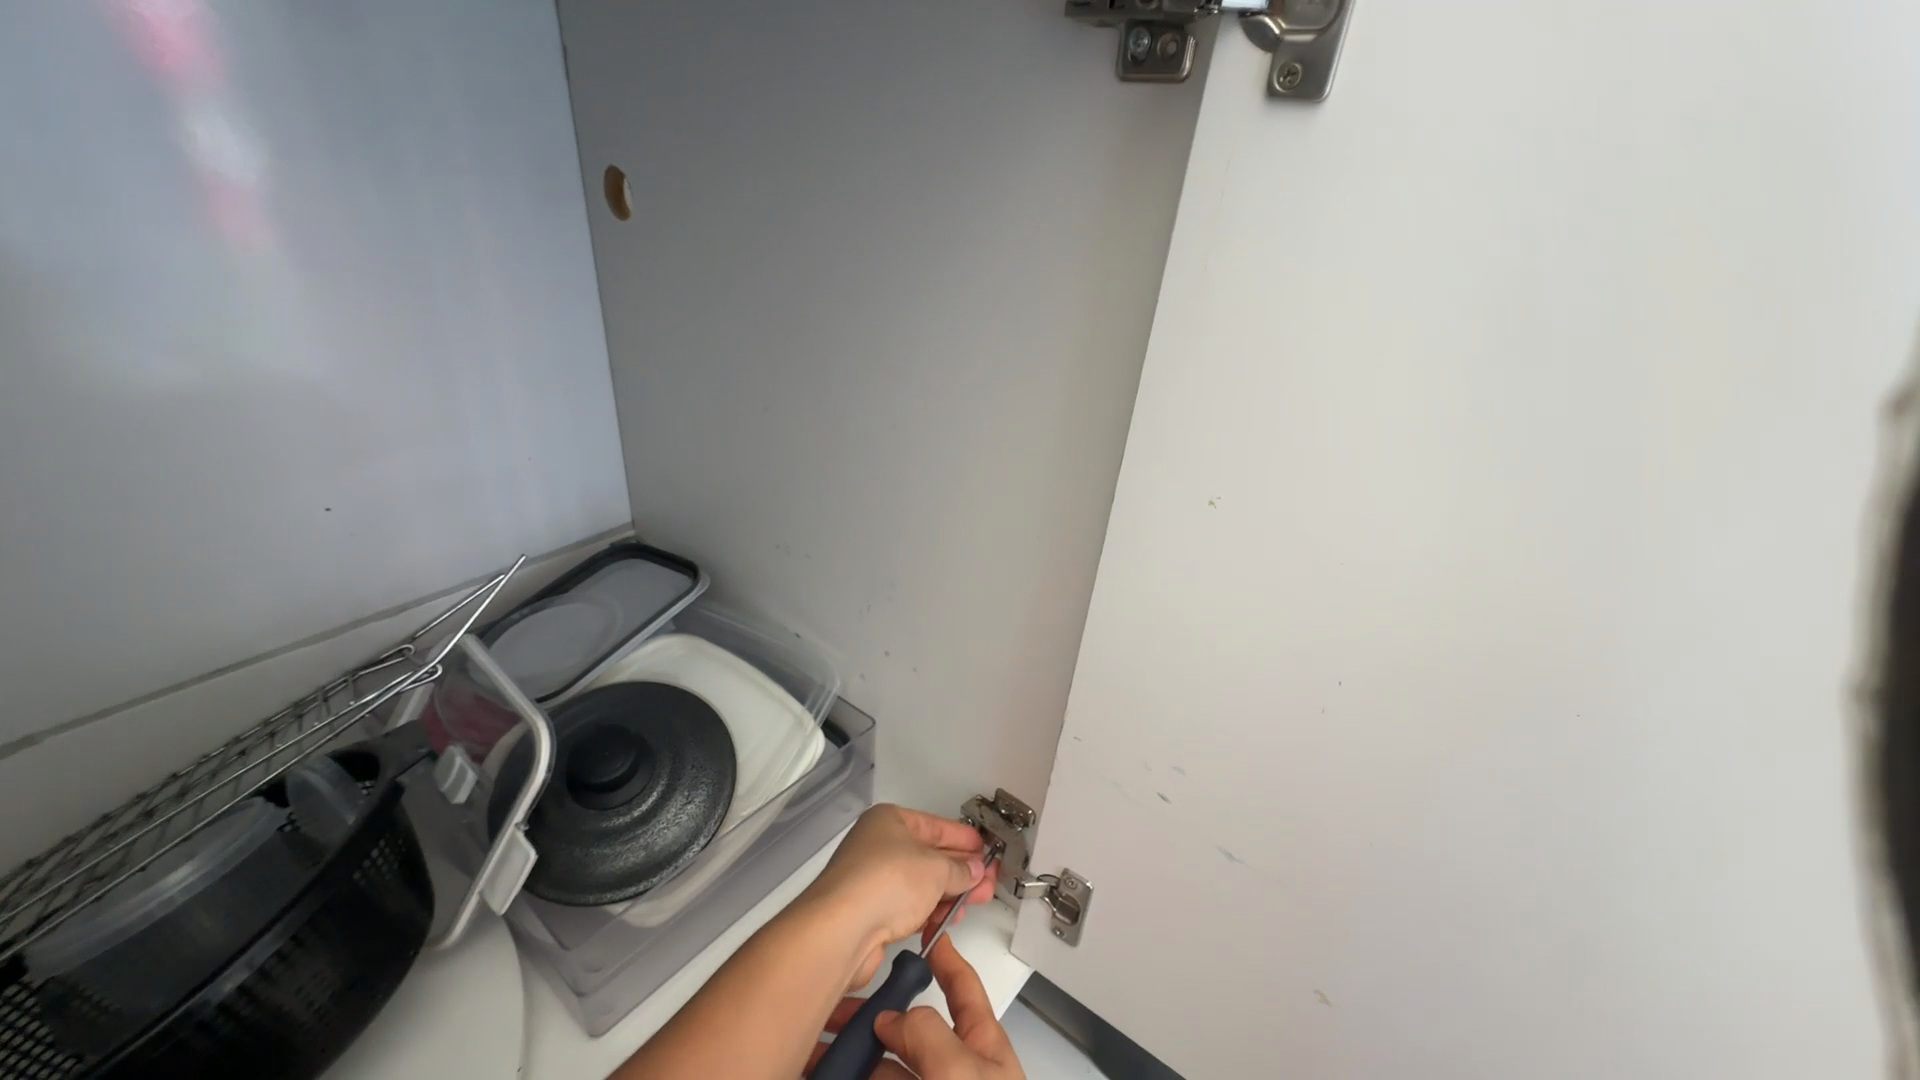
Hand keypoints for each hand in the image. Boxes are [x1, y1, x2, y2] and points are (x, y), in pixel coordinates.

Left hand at [798, 805, 997, 988]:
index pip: (935, 825)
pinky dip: (930, 911)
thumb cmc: (889, 882)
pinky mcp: (870, 912)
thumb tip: (975, 871)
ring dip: (949, 893)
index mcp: (889, 821)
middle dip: (961, 870)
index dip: (963, 838)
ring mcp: (873, 880)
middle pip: (929, 855)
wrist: (842, 929)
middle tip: (989, 882)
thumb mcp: (936, 869)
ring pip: (920, 884)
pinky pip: (909, 907)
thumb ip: (961, 870)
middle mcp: (878, 845)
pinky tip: (949, 919)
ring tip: (975, 903)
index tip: (986, 850)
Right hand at [812, 937, 1025, 1078]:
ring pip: (884, 1069)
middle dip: (875, 1013)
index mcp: (983, 1054)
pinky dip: (845, 1078)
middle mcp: (952, 1076)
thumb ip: (931, 1037)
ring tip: (816, 1045)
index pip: (965, 994)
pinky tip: (822, 1072)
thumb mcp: (965, 1078)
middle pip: (912, 1031)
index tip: (928, 936)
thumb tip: (895, 1015)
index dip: (948, 962)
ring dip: (851, 1052)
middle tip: (840, 1003)